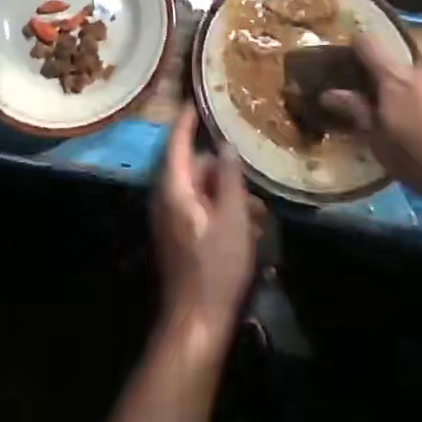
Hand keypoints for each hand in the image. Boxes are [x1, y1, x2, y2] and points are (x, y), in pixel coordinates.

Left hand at [151, 108, 260, 324]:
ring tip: (257, 215)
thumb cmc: (216, 267)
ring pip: (201, 191)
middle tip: (253, 183)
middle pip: (194, 168)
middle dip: (224, 172)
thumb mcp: (233, 219)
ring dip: (228, 196)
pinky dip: (221, 213)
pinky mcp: (177, 235)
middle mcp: (164, 197)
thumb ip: (229, 178)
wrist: (195, 320)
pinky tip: (247, 230)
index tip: (197, 100)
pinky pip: (199, 210)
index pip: (176, 142)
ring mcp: (169, 217)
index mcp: (172, 188)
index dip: (187, 120)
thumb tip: (225, 144)